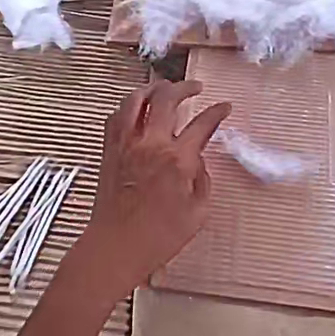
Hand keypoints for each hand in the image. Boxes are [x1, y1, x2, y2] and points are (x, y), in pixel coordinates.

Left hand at [65, 81, 231, 303]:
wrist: (114, 248)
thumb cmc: (159, 237)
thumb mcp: (198, 212)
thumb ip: (202, 180)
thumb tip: (198, 160)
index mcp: (178, 160)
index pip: (203, 123)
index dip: (218, 111)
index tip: (225, 107)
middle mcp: (151, 144)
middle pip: (167, 98)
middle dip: (185, 87)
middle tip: (196, 87)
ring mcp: (126, 144)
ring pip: (136, 100)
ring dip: (153, 88)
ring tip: (165, 87)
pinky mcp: (110, 151)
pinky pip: (116, 117)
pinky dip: (129, 106)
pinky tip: (137, 108)